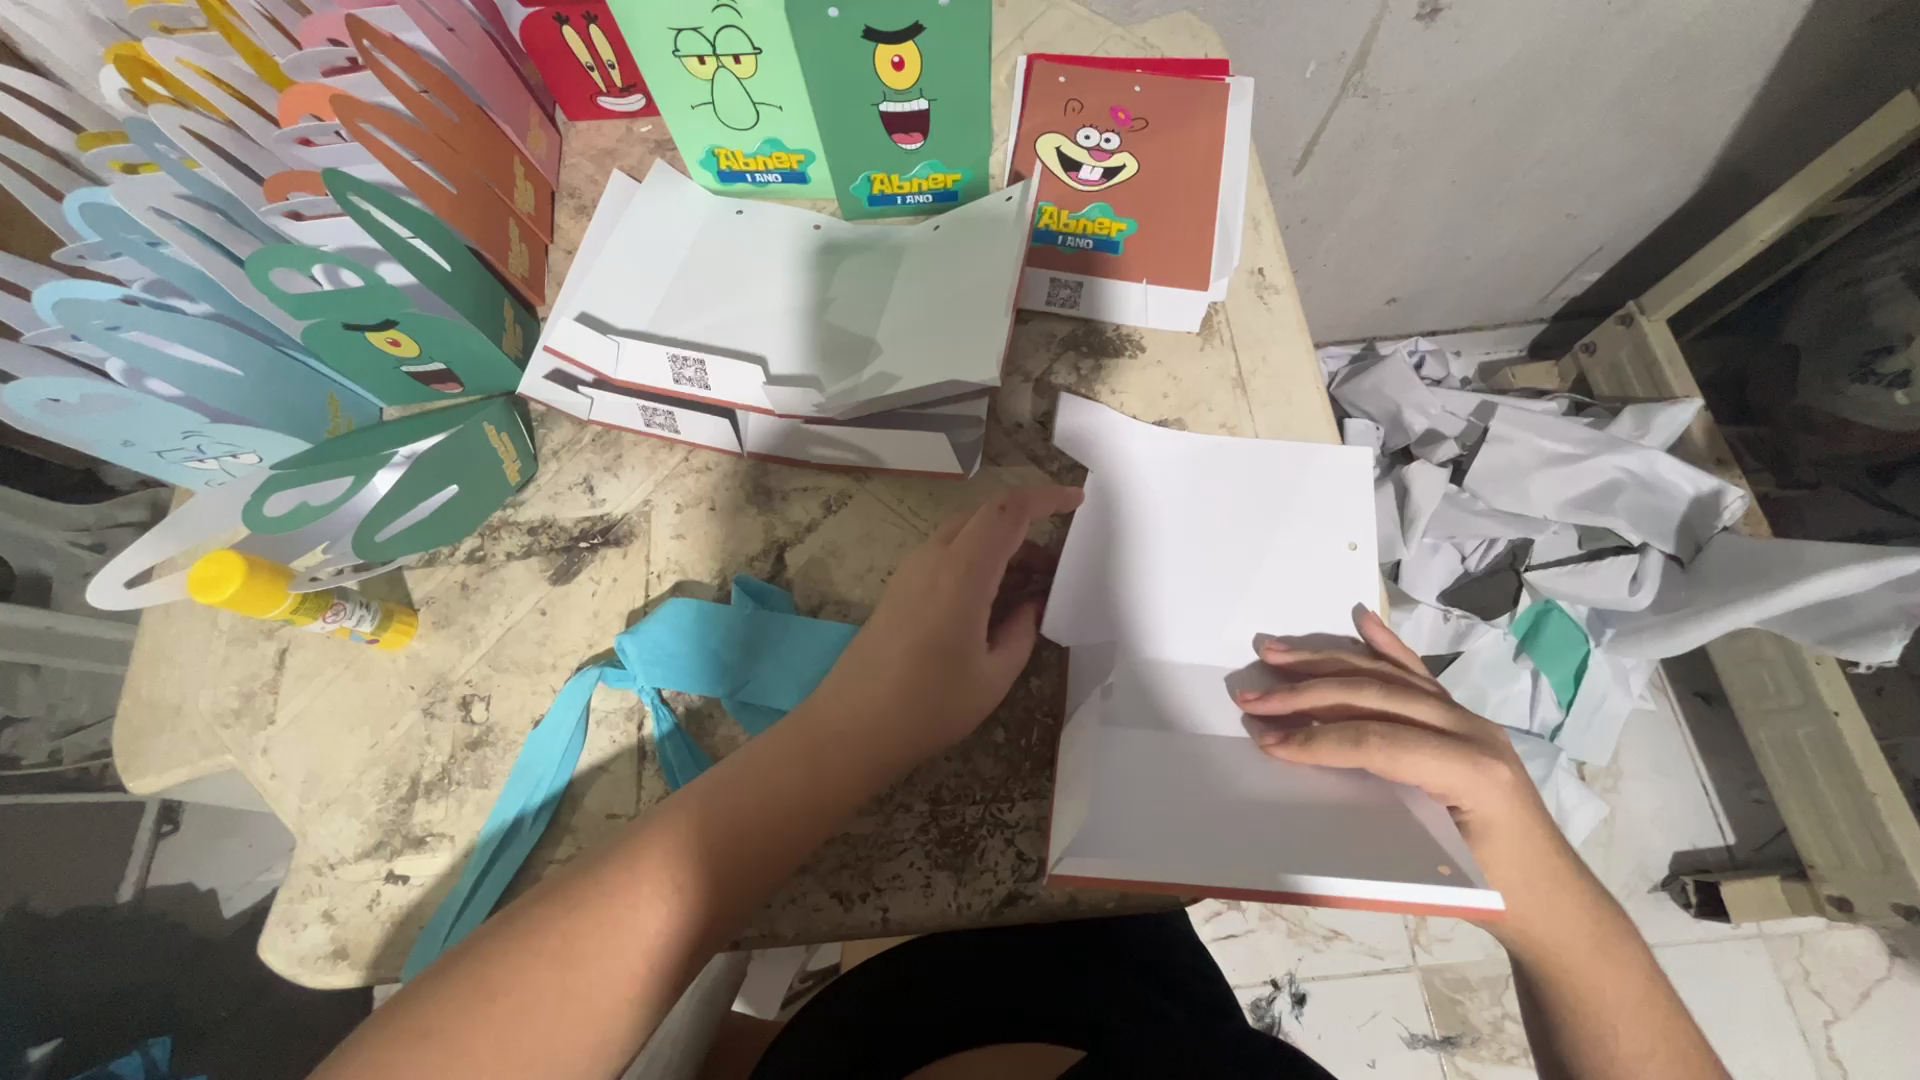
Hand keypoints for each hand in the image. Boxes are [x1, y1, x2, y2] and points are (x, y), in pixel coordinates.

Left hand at [810, 485, 1084, 759]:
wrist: (852, 727)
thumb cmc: (929, 706)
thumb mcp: (993, 676)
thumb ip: (1022, 631)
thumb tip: (1033, 605)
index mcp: (961, 572)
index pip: (1008, 511)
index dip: (1046, 497)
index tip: (1077, 501)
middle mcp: (933, 558)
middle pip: (986, 517)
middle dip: (1027, 531)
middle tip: (1056, 570)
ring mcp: (911, 571)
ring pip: (965, 536)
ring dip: (1001, 550)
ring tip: (1031, 593)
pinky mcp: (899, 588)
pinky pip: (947, 557)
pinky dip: (977, 564)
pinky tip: (993, 605)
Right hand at [1232, 607, 1577, 916]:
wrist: (1551, 900)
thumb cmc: (1489, 893)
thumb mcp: (1429, 868)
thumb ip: (1372, 819)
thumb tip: (1302, 783)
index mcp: (1470, 769)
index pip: (1375, 740)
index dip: (1314, 739)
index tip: (1264, 741)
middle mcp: (1471, 731)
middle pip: (1373, 695)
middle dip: (1303, 694)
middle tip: (1251, 697)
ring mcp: (1468, 720)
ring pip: (1386, 675)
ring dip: (1324, 661)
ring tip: (1273, 652)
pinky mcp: (1462, 719)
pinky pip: (1417, 674)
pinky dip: (1385, 644)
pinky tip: (1360, 619)